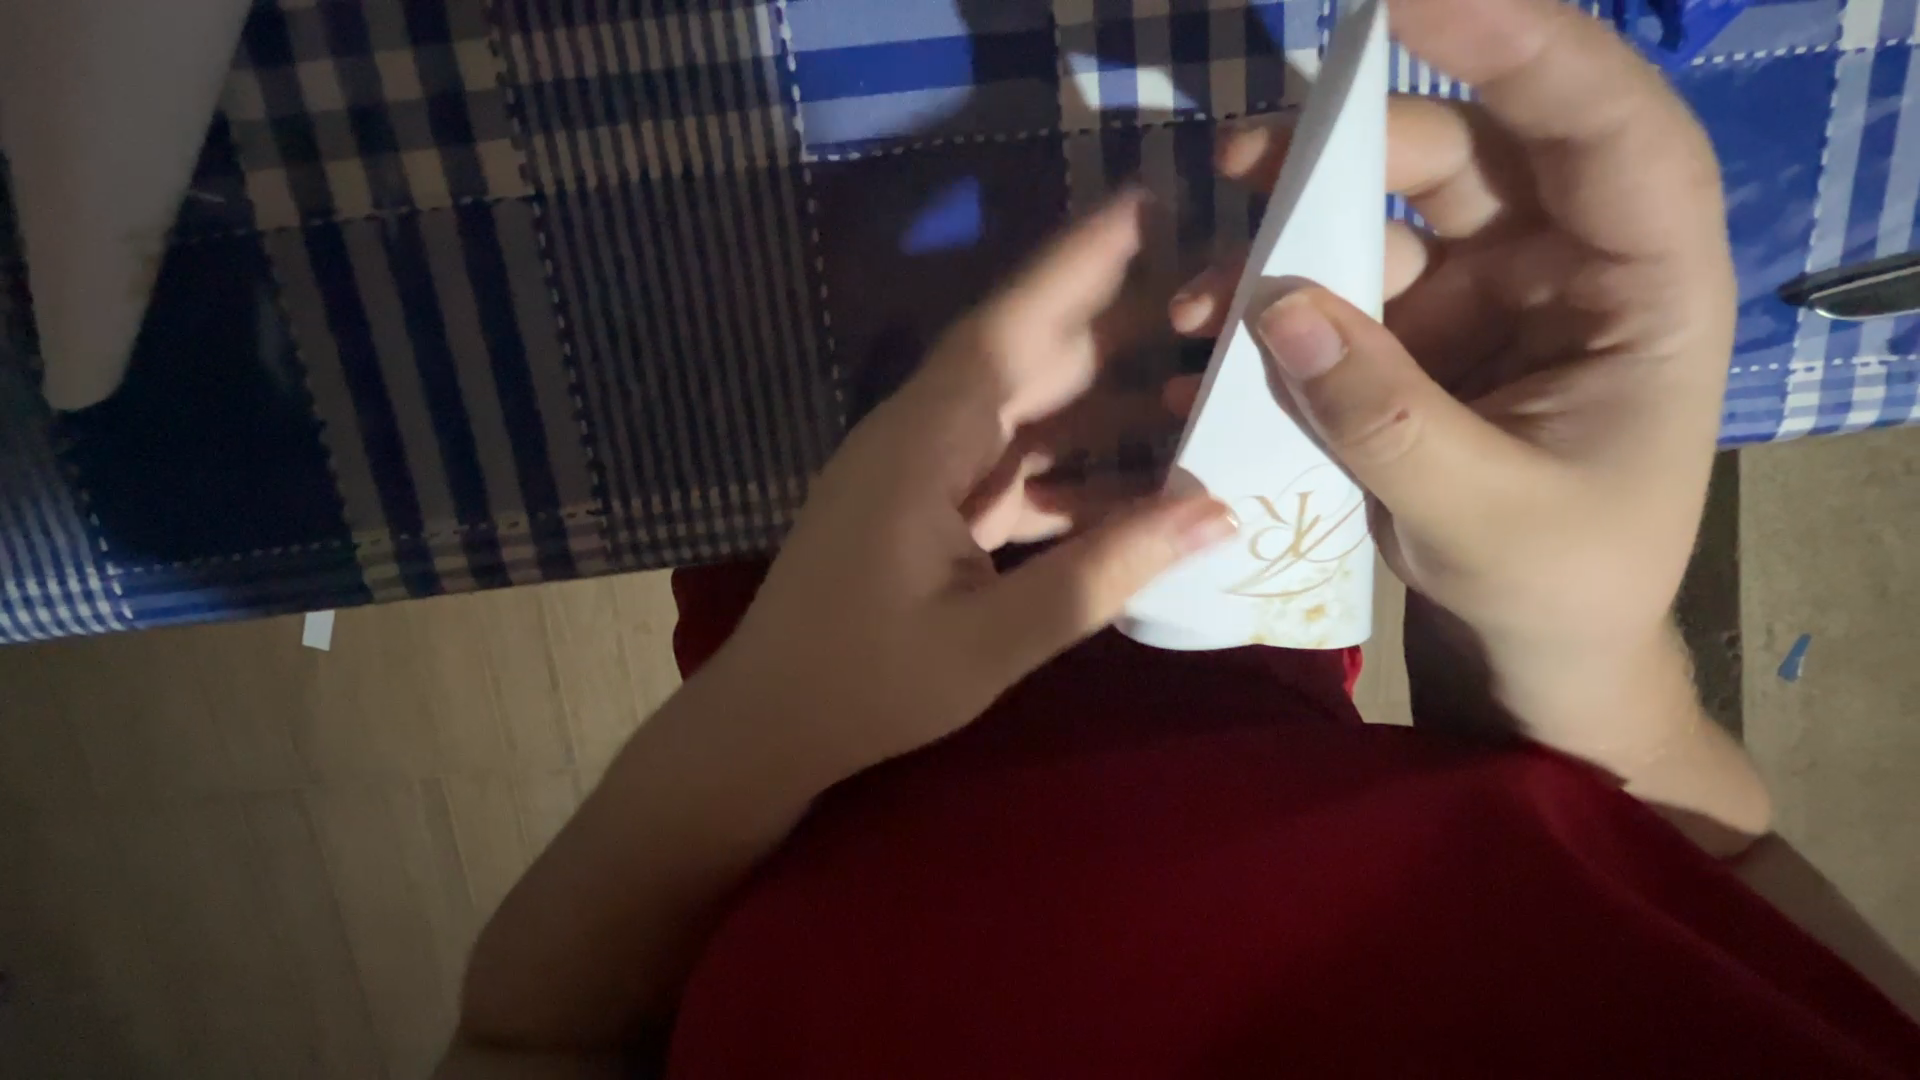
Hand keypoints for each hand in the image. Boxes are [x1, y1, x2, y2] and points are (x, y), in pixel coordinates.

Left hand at [705, 193, 1234, 785]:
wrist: (769, 723)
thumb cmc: (866, 686)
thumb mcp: (991, 640)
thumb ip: (1101, 573)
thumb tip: (1215, 512)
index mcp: (920, 446)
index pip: (1006, 331)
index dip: (1074, 267)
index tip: (1141, 206)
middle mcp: (917, 438)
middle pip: (1021, 362)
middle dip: (1108, 328)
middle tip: (1202, 298)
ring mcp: (917, 474)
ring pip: (1018, 417)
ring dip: (1095, 405)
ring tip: (1189, 386)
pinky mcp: (922, 510)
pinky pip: (1004, 471)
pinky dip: (1064, 474)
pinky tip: (1128, 488)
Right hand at [1167, 0, 1766, 843]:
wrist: (1527, 642)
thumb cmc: (1556, 579)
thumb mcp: (1479, 509)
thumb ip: (1381, 412)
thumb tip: (1271, 304)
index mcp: (1637, 286)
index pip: (1601, 127)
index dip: (1518, 45)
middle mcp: (1549, 271)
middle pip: (1454, 161)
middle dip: (1346, 154)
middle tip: (1242, 165)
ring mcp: (1463, 310)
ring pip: (1371, 229)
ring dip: (1281, 246)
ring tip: (1196, 299)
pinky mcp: (1397, 354)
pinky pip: (1326, 309)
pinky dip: (1265, 324)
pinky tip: (1206, 358)